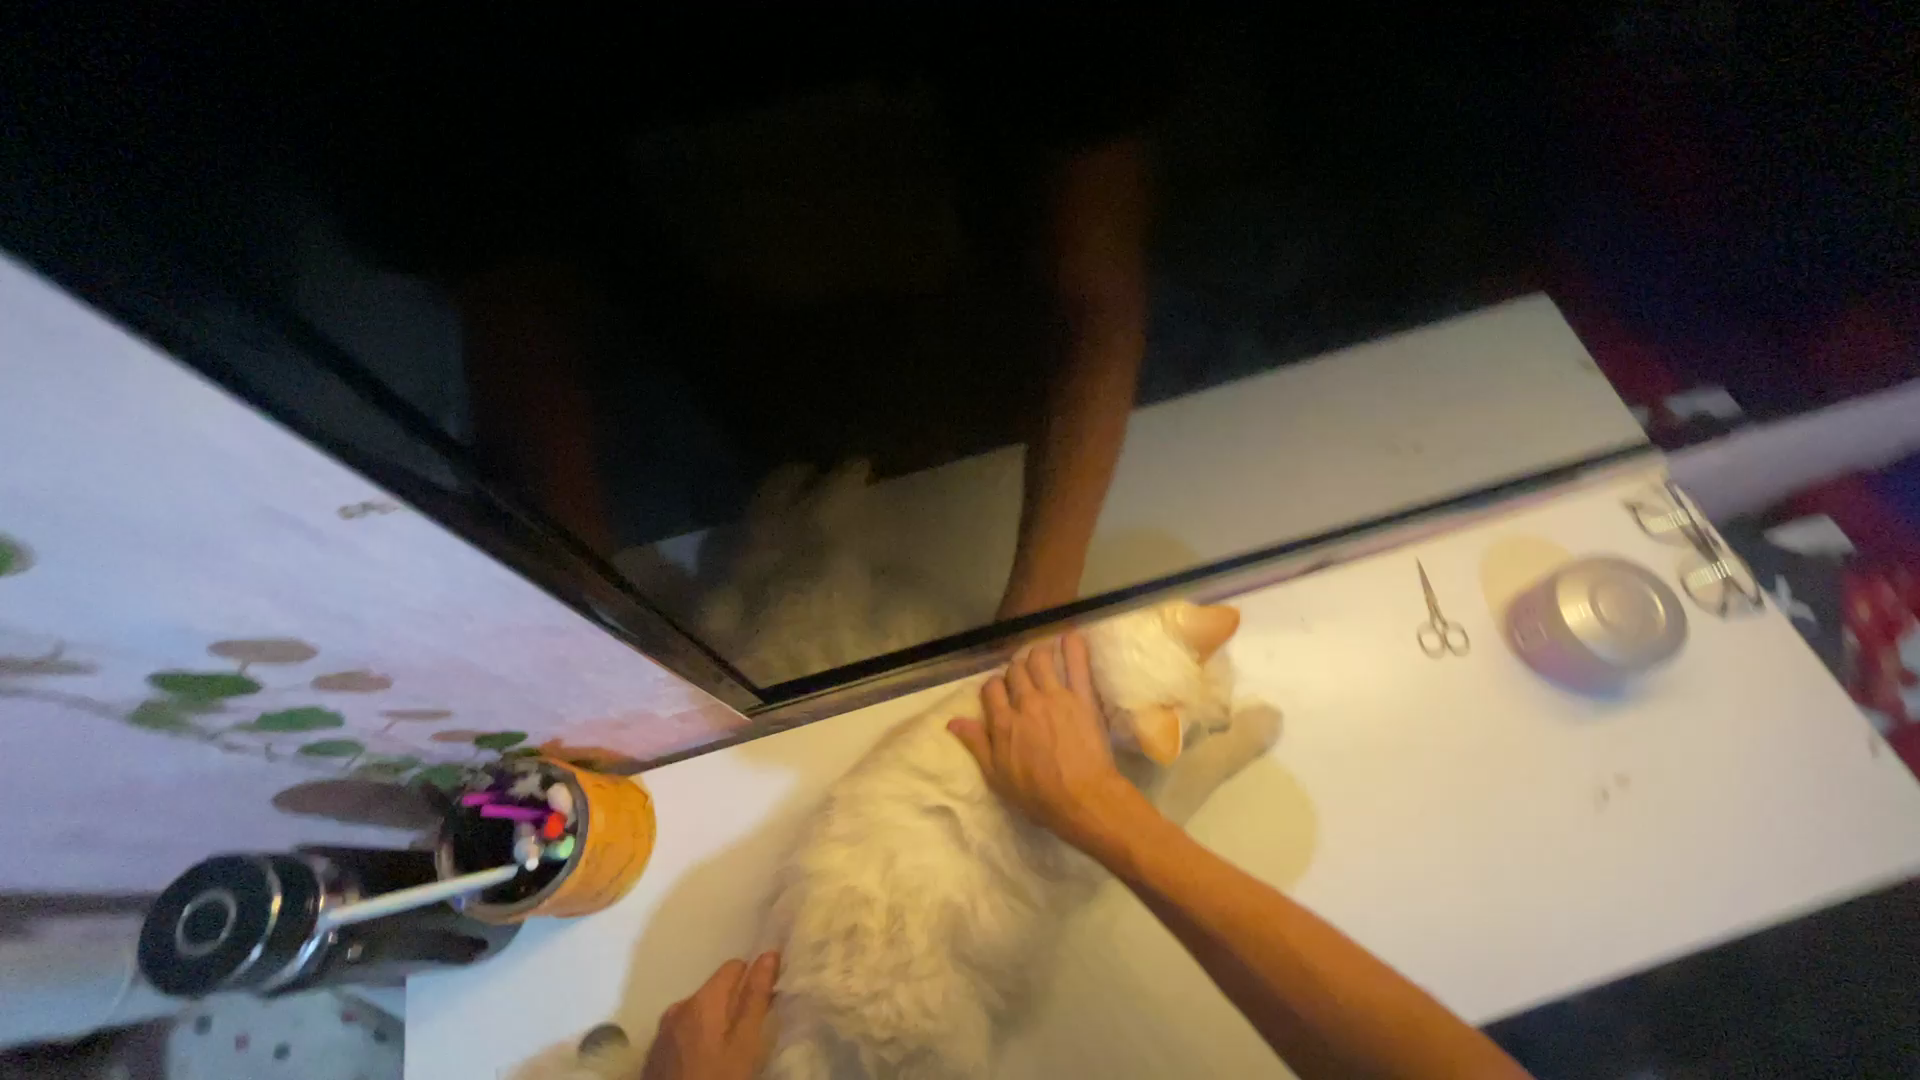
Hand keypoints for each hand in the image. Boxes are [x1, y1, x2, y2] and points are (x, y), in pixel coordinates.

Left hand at [640, 952, 779, 1079]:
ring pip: (700, 1010)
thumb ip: (756, 997)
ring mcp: (663, 1030)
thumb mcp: (745, 1044)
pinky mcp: (655, 1051)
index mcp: (701, 1000)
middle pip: (716, 989)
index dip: (754, 979)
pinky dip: (698, 1036)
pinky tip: (705, 1061)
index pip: (735, 966)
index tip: (766, 1003)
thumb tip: (769, 954)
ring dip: (716, 1021)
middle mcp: (679, 1006)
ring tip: (728, 1051)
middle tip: (749, 1033)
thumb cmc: (717, 1079)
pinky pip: (684, 1029)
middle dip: (735, 1003)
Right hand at [948, 633, 1149, 854]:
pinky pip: (1077, 662)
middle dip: (1016, 672)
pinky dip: (1073, 646)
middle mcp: (1026, 703)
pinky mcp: (1082, 696)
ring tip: (1044, 662)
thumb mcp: (997, 777)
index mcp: (1003, 722)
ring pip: (1039, 658)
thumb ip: (976, 744)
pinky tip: (1070, 636)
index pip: (991, 688)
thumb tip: (953, 721)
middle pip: (1014, 670)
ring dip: (1038, 656)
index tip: (1001, 697)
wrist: (1083, 799)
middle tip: (1024, 682)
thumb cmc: (1039, 796)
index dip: (994, 689)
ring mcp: (1055, 696)